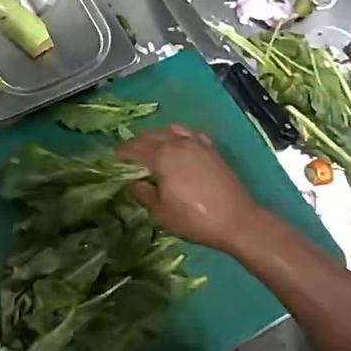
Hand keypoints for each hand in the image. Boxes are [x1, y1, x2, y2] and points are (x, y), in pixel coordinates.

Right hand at [117, 124, 265, 252]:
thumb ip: (144, 194)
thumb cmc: (193, 219)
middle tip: (130, 153)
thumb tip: (135, 183)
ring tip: (153, 147)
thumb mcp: (160, 213)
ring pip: (171, 131)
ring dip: (159, 137)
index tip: (114, 156)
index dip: (121, 152)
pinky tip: (180, 146)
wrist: (236, 220)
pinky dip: (180, 137)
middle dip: (138, 142)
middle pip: (152, 135)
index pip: (134, 148)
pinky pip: (190, 135)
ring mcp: (197, 144)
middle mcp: (178, 144)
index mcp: (161, 157)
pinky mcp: (212, 150)